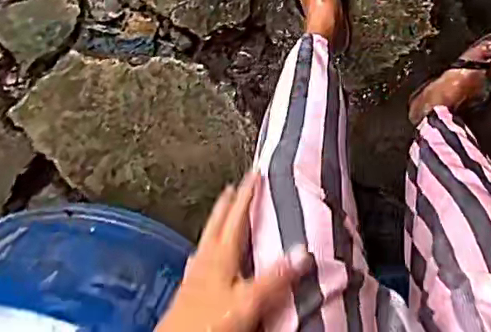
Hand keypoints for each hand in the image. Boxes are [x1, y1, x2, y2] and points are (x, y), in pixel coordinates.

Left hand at [157, 170, 308, 331]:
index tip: (255, 173)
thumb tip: (303, 252)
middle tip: (234, 186)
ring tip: (221, 215)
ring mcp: (195, 273)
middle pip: (218, 222)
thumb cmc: (210, 321)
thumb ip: (275, 276)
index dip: (247, 193)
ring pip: (208, 238)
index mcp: (221, 251)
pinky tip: (203, 258)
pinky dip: (207, 250)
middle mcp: (206, 256)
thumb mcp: (249, 299)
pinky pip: (200, 259)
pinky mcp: (187, 291)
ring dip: (217, 223)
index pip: (237, 215)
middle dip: (227, 202)